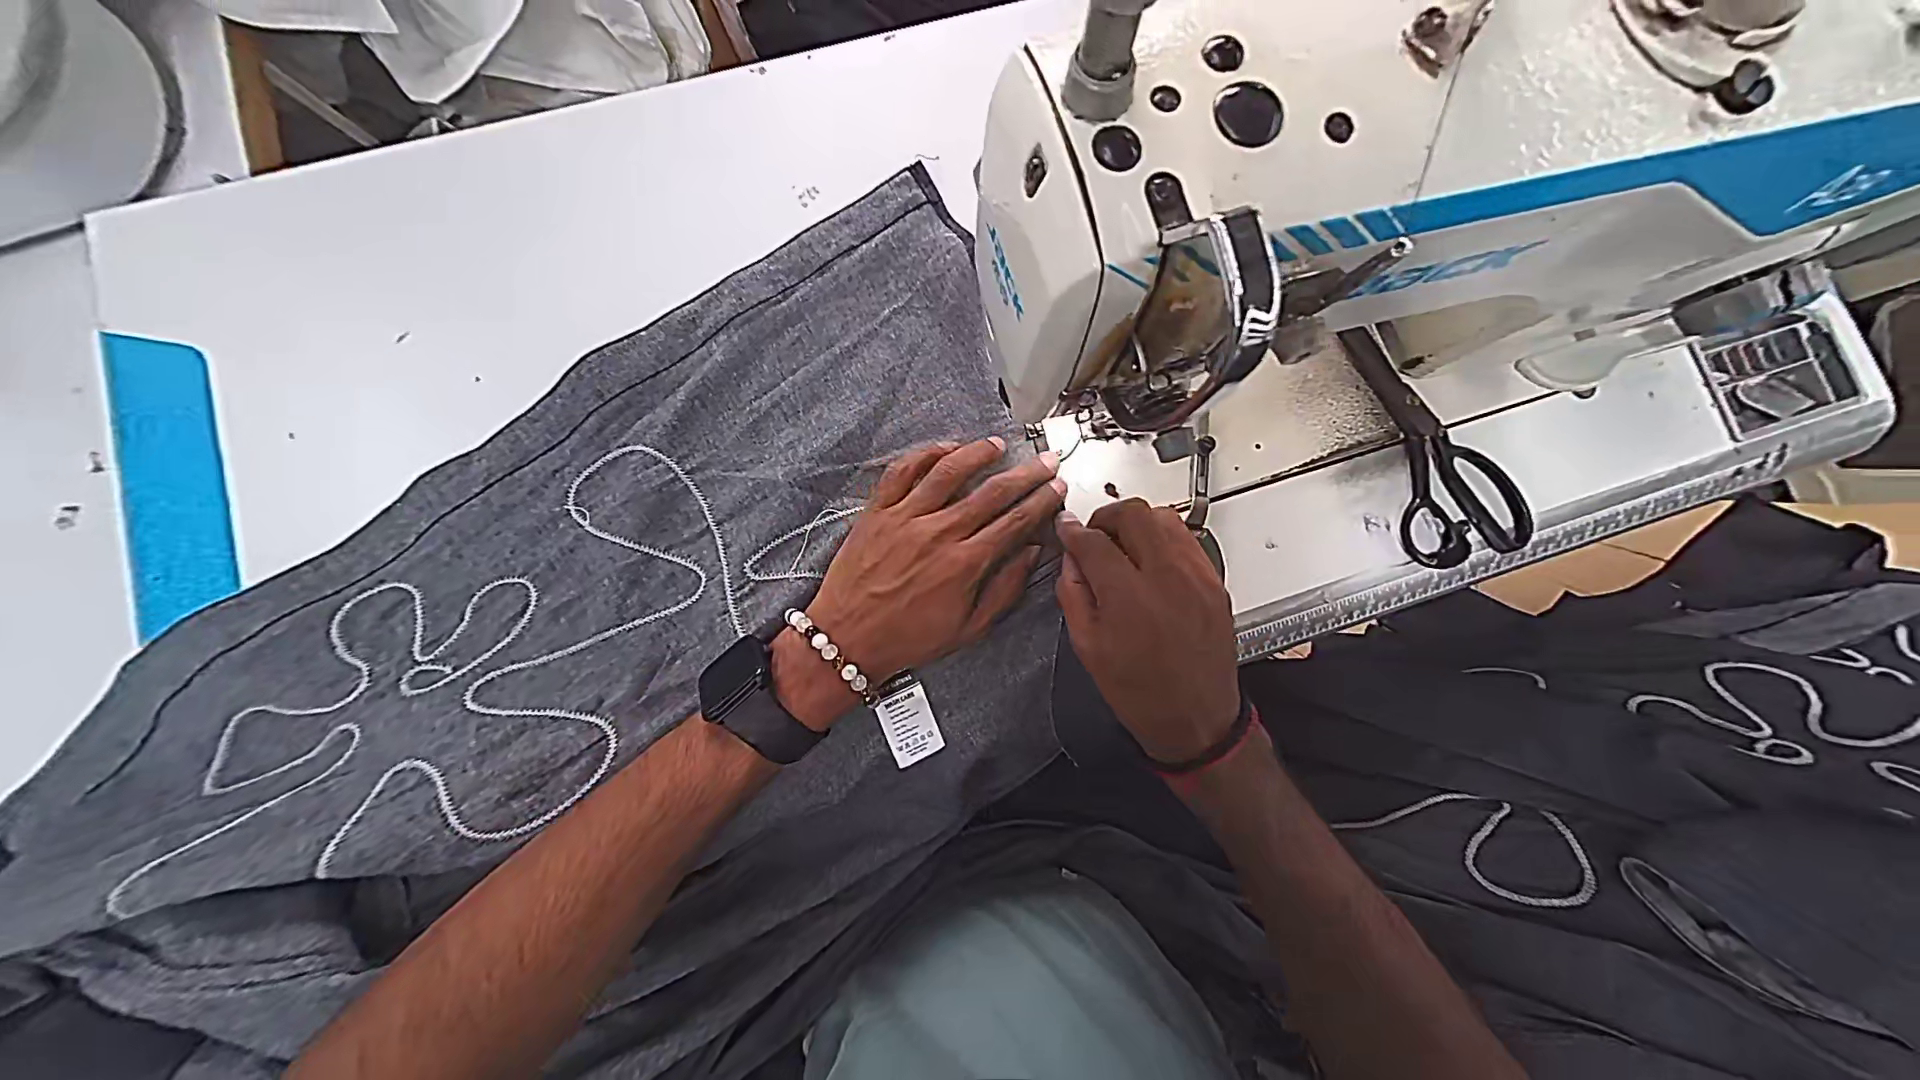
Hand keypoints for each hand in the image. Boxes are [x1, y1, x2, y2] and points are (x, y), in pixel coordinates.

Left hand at [774, 437, 1064, 728]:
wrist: (848, 639)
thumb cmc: (905, 638)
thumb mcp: (968, 628)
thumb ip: (1005, 589)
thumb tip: (1030, 556)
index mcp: (964, 564)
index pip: (1015, 520)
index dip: (1042, 500)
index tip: (1055, 488)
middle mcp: (938, 534)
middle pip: (993, 491)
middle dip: (1026, 472)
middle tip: (1043, 460)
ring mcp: (905, 519)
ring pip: (949, 471)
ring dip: (979, 453)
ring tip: (997, 444)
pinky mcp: (878, 512)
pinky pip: (903, 471)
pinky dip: (926, 454)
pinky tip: (944, 449)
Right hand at [1055, 499, 1239, 763]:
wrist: (1195, 719)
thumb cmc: (1143, 693)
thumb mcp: (1087, 646)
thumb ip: (1073, 593)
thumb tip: (1071, 560)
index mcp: (1128, 599)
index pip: (1093, 541)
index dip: (1073, 530)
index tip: (1067, 530)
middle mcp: (1167, 580)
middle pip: (1133, 514)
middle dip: (1105, 517)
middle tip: (1094, 533)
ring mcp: (1197, 578)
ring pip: (1164, 518)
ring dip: (1137, 523)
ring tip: (1123, 543)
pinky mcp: (1215, 583)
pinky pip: (1188, 539)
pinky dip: (1164, 539)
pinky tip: (1151, 558)